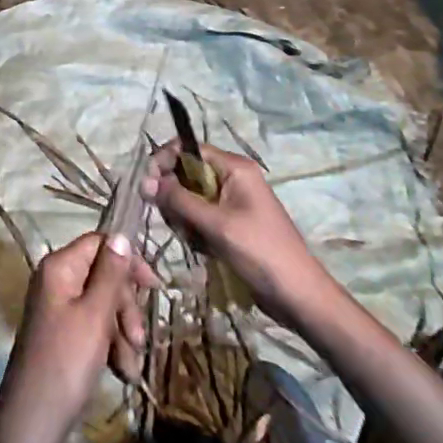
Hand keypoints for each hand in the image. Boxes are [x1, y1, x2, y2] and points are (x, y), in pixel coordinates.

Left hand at [0, 232, 158, 442]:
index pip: (99, 243)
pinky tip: (122, 372)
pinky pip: (95, 327)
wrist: (34, 418)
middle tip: (137, 339)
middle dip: (126, 307)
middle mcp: (56, 280)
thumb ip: (110, 274)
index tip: (155, 287)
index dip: (129, 261)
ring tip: (129, 366)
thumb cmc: (66, 362)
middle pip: (105, 276)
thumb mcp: (95, 315)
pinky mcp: (64, 333)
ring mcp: (59, 308)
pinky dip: (111, 346)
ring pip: (104, 305)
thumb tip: (121, 236)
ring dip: (122, 333)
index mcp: (59, 267)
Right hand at [145, 140, 330, 322]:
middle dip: (173, 194)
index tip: (148, 186)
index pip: (188, 148)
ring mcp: (231, 201)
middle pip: (185, 172)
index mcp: (235, 168)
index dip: (164, 161)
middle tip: (173, 220)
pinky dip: (194, 229)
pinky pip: (198, 215)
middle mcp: (232, 178)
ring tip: (194, 239)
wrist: (297, 295)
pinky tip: (202, 248)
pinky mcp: (229, 222)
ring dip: (183, 216)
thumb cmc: (260, 253)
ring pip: (189, 196)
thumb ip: (179, 200)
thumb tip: (145, 181)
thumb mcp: (216, 224)